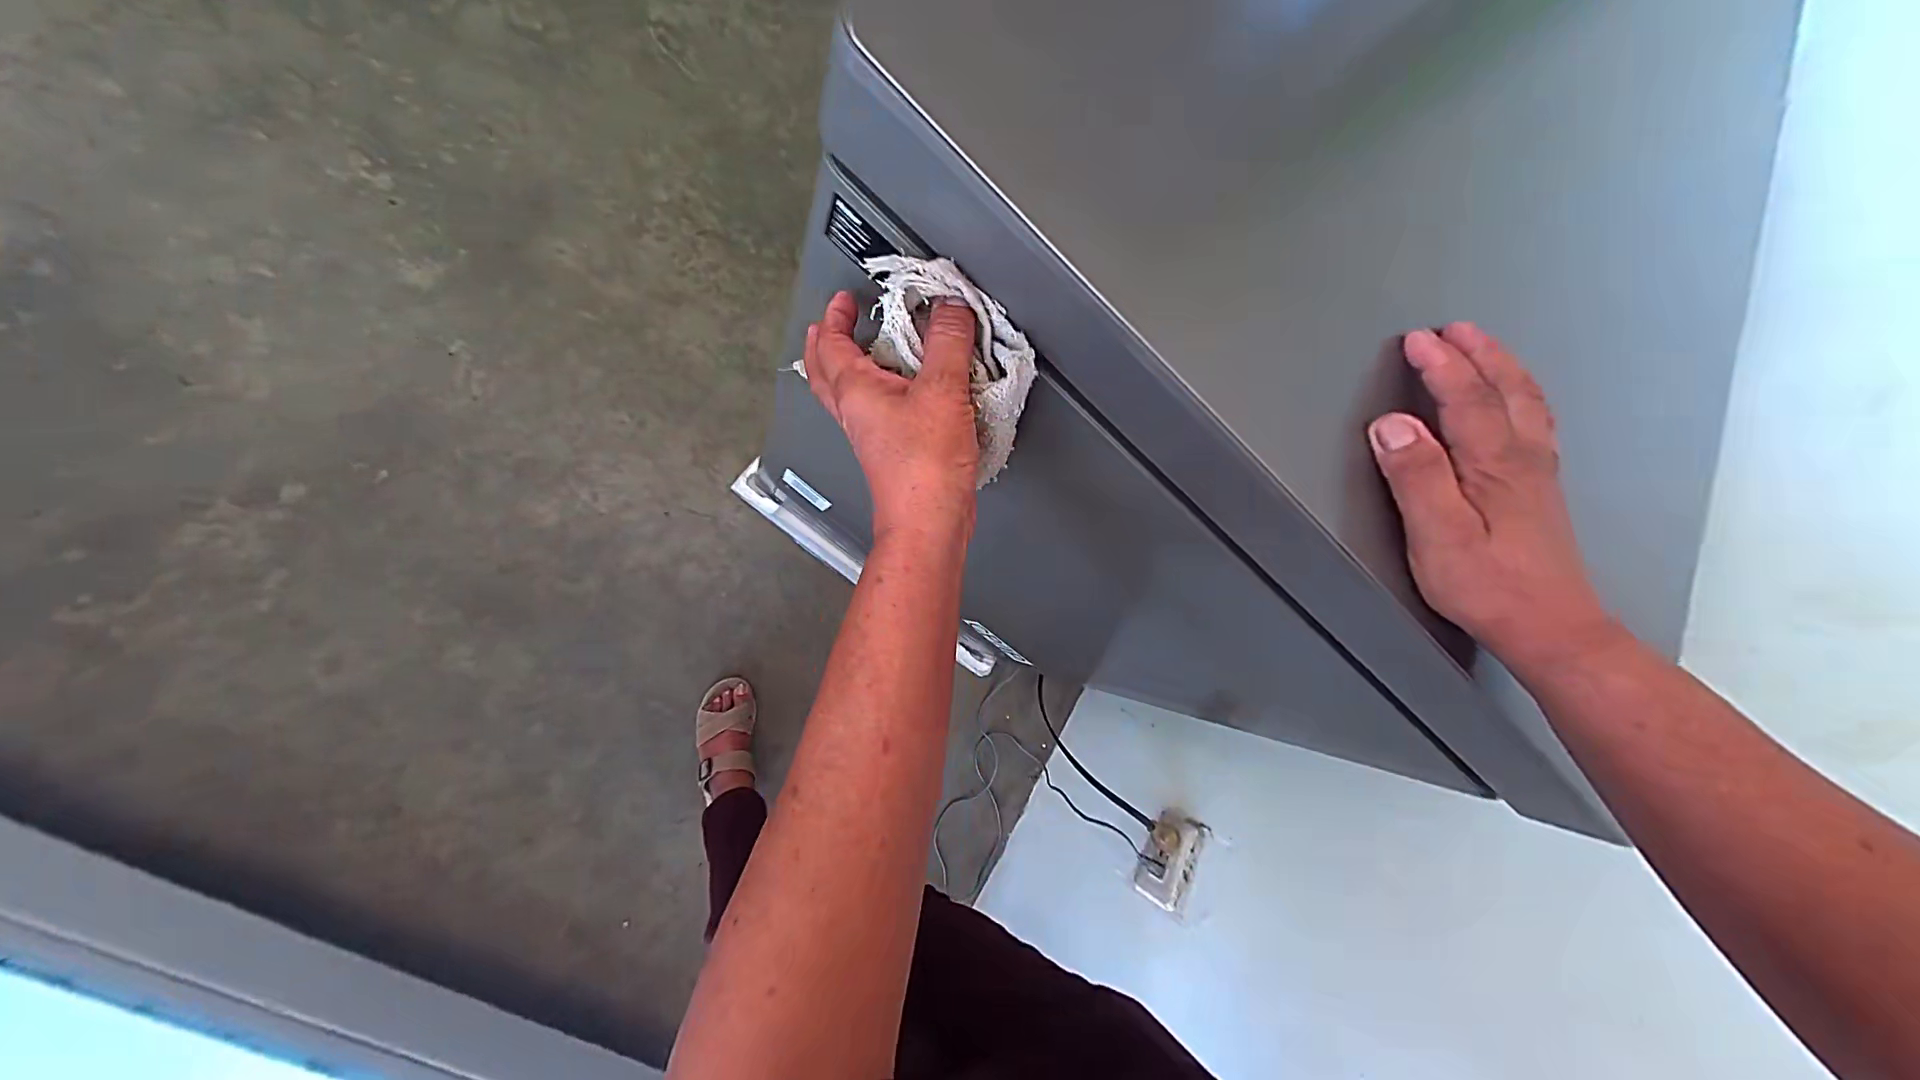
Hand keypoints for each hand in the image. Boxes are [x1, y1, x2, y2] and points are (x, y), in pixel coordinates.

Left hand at [804, 291, 979, 542]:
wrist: (928, 522)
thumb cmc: (922, 471)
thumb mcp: (942, 391)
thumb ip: (948, 341)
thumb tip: (950, 307)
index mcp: (855, 391)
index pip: (830, 343)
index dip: (834, 315)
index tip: (844, 298)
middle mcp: (857, 413)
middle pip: (825, 372)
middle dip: (829, 342)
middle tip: (839, 324)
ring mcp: (873, 435)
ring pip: (851, 393)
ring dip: (856, 367)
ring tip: (877, 350)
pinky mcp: (894, 451)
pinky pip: (881, 411)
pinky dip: (889, 392)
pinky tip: (915, 392)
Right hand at [1368, 322, 1625, 673]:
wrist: (1550, 627)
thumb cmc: (1489, 587)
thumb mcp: (1438, 534)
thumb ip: (1415, 476)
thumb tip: (1392, 426)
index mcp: (1495, 465)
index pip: (1466, 399)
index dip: (1440, 366)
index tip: (1416, 341)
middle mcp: (1523, 460)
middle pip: (1505, 390)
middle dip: (1477, 354)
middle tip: (1452, 330)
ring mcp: (1537, 474)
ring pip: (1526, 403)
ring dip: (1502, 369)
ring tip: (1481, 349)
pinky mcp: (1538, 491)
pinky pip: (1534, 423)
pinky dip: (1521, 397)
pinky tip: (1513, 402)